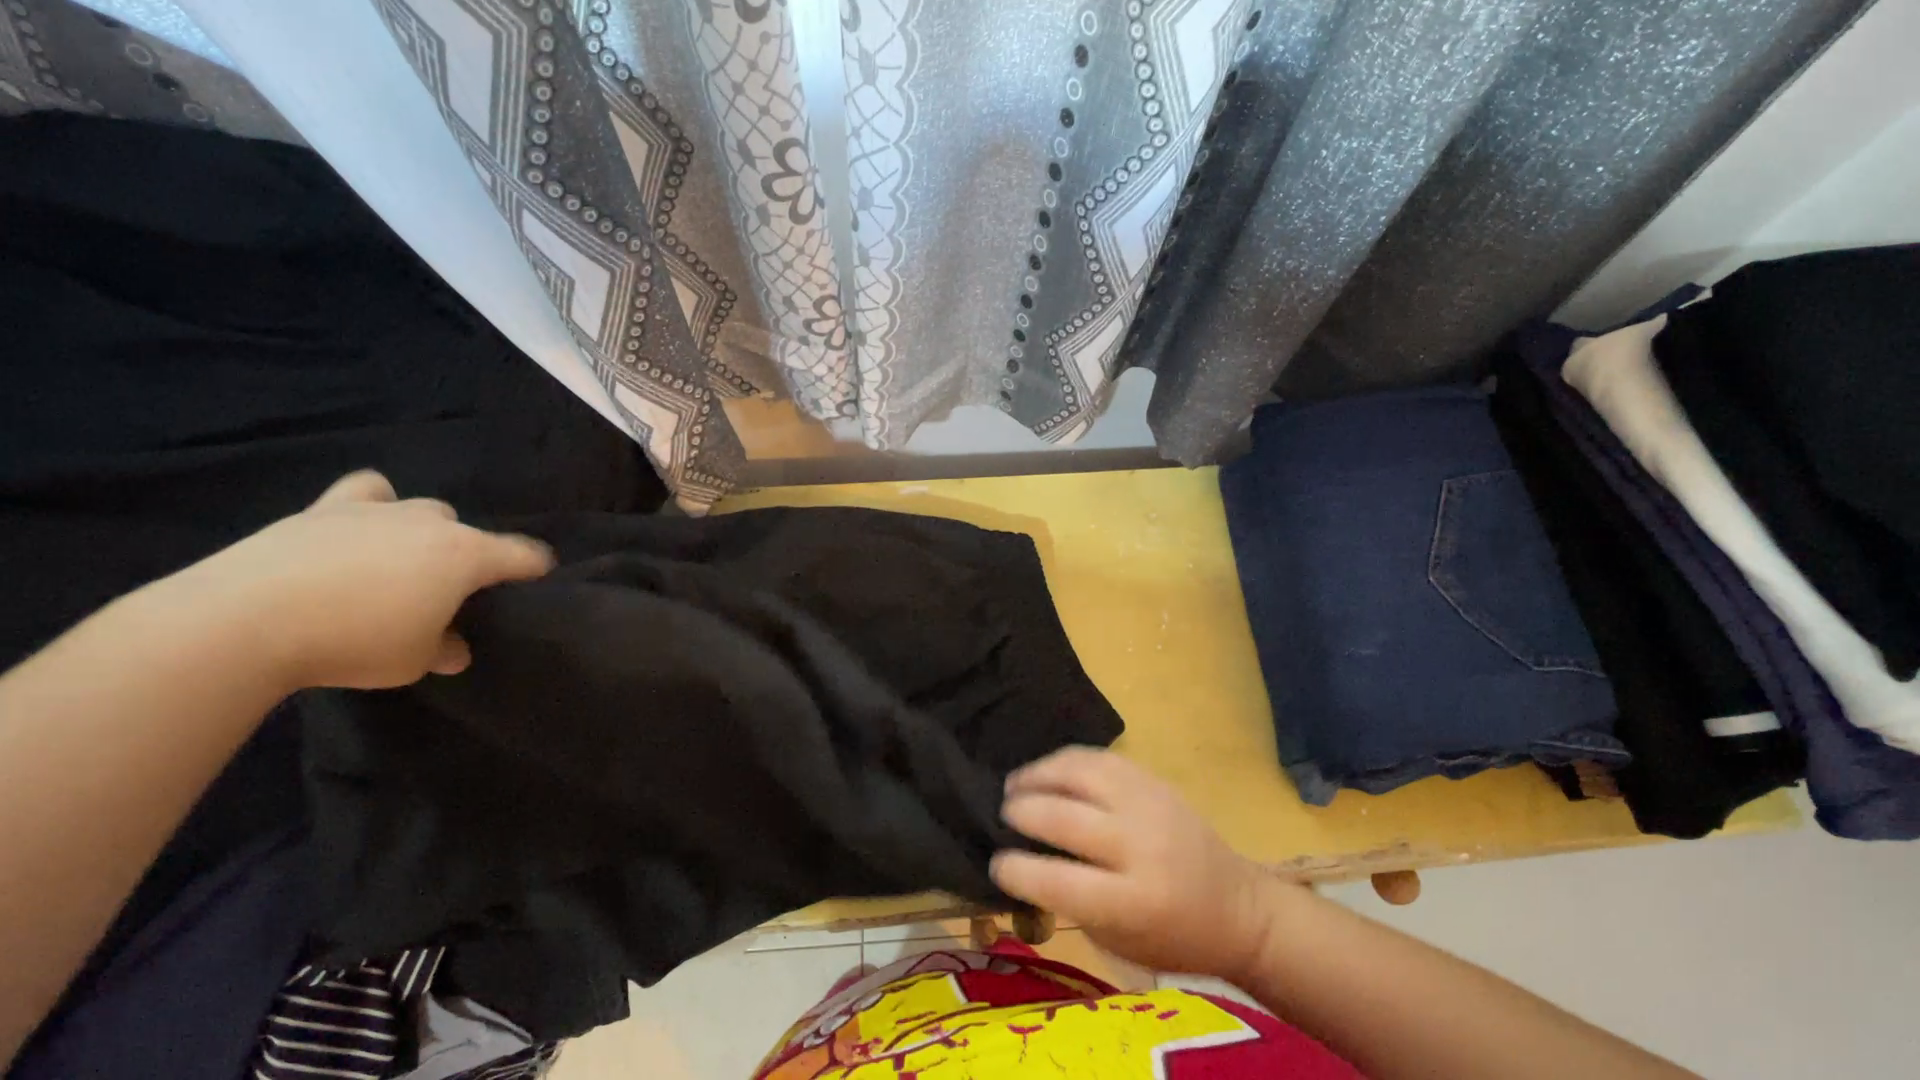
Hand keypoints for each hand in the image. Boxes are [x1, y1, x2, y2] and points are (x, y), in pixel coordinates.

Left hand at [162, 471, 553, 690]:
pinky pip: (366, 492)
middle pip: (468, 531)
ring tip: (399, 562)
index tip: (538, 584)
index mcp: (466, 556)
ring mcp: (378, 509)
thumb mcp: (413, 662)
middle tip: (445, 594)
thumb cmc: (353, 643)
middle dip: (467, 556)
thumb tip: (455, 647)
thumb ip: (444, 649)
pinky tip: (358, 529)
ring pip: (421, 507)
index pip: (524, 555)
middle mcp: (430, 522)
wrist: (246, 619)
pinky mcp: (325, 507)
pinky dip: (372, 505)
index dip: (537, 570)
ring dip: (421, 531)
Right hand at [990, 747, 1293, 979]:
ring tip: (1016, 784)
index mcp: (1133, 901)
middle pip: (1064, 817)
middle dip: (1022, 812)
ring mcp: (1150, 805)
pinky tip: (1049, 772)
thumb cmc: (1172, 938)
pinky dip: (1066, 762)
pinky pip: (1101, 758)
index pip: (1058, 880)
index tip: (996, 863)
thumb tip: (1020, 862)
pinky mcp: (1156, 782)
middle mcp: (1141, 846)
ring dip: (1038, 775)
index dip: (1016, 870)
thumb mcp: (1118, 939)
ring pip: (1079, 773)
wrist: (1239, 909)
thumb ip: (1070, 902)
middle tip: (1003, 814)